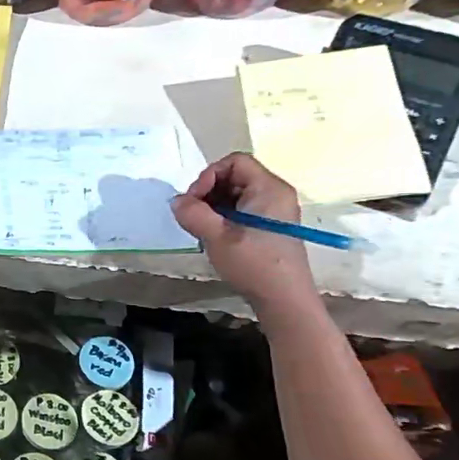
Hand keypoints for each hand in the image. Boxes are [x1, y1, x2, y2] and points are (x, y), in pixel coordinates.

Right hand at [170, 153, 320, 319]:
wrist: (282, 297)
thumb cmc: (253, 264)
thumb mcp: (216, 237)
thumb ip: (193, 214)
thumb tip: (176, 201)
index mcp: (269, 189)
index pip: (234, 162)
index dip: (209, 176)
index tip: (194, 200)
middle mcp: (274, 193)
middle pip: (233, 176)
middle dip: (207, 192)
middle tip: (193, 216)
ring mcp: (272, 210)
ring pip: (233, 193)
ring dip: (211, 206)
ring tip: (201, 229)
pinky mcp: (267, 225)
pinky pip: (239, 209)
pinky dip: (221, 217)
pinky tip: (213, 236)